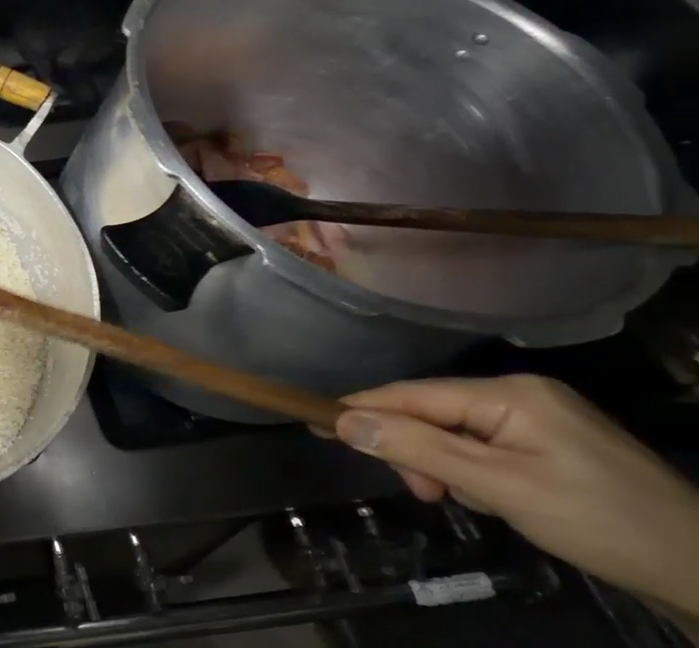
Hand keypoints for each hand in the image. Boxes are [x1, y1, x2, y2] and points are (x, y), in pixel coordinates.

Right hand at [334, 375, 698, 614]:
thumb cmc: (601, 521)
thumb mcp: (501, 487)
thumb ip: (420, 450)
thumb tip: (345, 423)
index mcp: (511, 393)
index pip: (414, 394)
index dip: (362, 408)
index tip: (313, 421)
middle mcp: (523, 394)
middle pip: (435, 411)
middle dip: (417, 450)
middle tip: (424, 494)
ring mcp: (544, 419)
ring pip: (460, 432)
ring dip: (448, 467)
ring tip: (469, 504)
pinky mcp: (557, 447)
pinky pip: (488, 447)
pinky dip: (476, 472)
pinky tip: (494, 500)